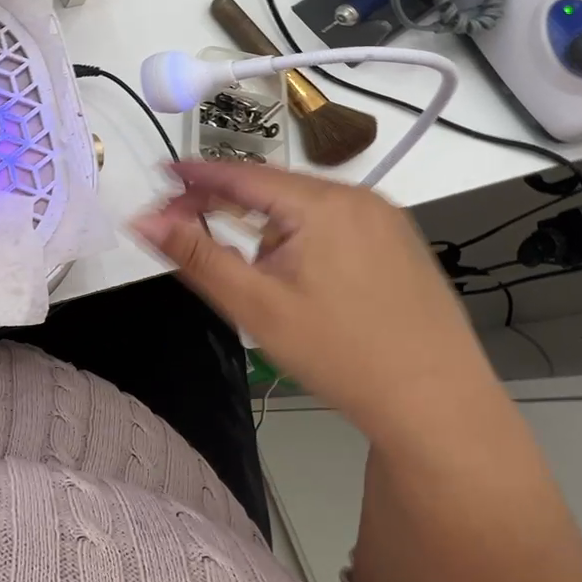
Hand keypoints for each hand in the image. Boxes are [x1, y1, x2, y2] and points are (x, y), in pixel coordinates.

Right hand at [131, 163, 505, 439]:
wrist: (439, 408)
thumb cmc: (341, 354)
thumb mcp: (255, 306)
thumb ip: (194, 256)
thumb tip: (141, 221)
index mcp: (323, 203)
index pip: (241, 174)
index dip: (195, 174)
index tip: (160, 174)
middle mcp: (358, 197)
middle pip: (271, 185)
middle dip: (223, 200)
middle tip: (183, 223)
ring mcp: (385, 217)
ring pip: (300, 203)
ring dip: (260, 220)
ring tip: (239, 258)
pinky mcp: (400, 241)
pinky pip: (331, 219)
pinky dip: (297, 230)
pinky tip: (289, 267)